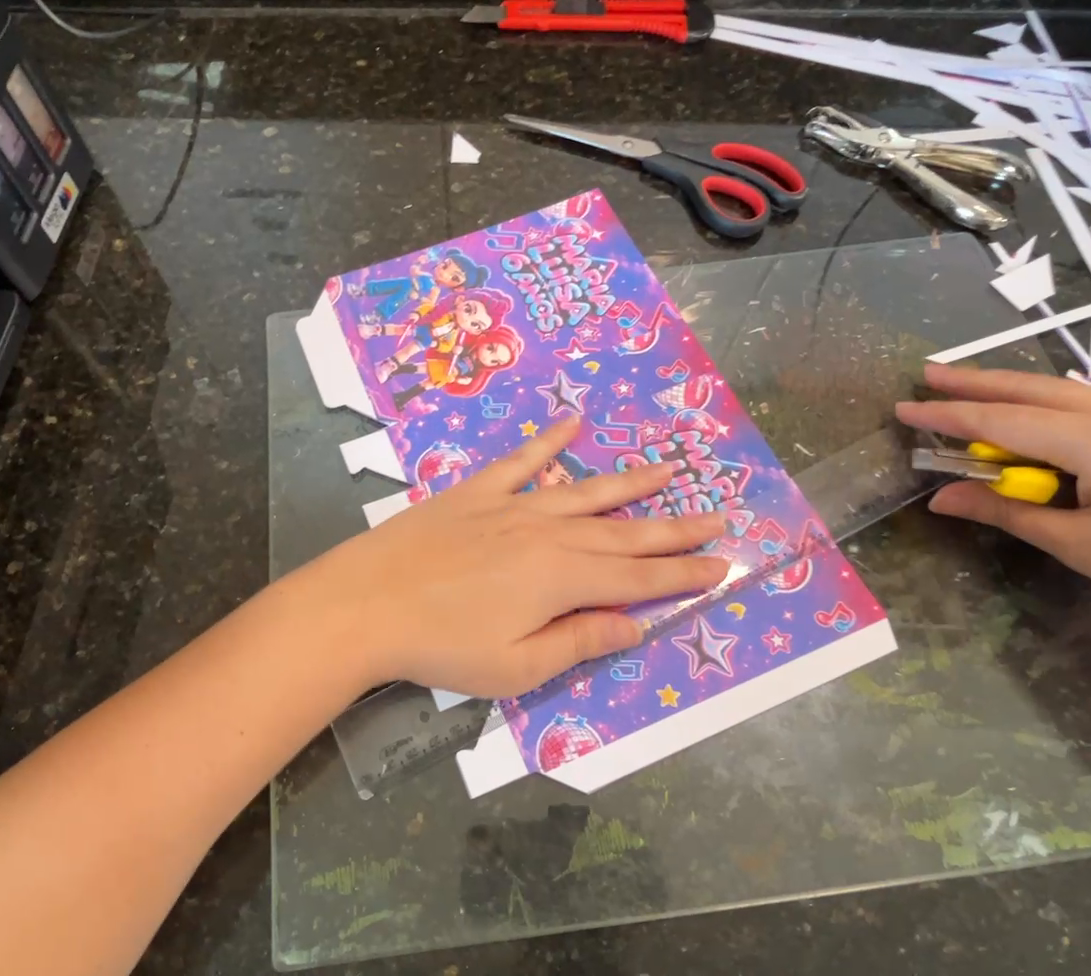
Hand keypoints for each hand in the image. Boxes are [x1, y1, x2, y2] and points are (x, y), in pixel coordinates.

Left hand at [288, 415, 727, 697]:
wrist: (366, 603)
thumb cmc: (442, 646)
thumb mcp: (517, 666)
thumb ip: (580, 641)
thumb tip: (635, 626)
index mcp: (563, 580)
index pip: (640, 580)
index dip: (684, 575)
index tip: (724, 565)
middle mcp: (549, 534)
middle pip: (625, 533)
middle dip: (676, 528)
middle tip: (719, 518)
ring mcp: (512, 506)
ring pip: (586, 492)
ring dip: (631, 483)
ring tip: (669, 470)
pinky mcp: (476, 491)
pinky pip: (521, 461)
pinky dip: (548, 441)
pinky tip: (572, 423)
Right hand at [895, 363, 1090, 640]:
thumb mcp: (1081, 545)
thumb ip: (1008, 512)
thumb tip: (942, 499)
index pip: (999, 420)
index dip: (946, 415)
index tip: (902, 409)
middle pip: (1033, 388)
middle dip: (976, 380)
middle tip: (929, 374)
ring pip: (1072, 394)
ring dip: (1019, 391)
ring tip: (981, 393)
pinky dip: (1061, 409)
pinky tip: (1055, 427)